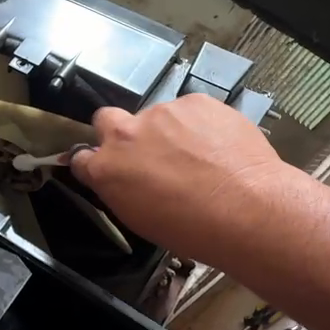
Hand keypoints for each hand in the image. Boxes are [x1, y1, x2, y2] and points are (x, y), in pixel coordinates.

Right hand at [70, 94, 303, 264]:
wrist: (248, 209)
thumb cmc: (192, 228)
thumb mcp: (139, 218)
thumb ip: (120, 188)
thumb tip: (123, 177)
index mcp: (105, 168)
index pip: (81, 157)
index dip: (96, 162)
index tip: (112, 169)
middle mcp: (125, 134)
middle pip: (106, 119)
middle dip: (119, 131)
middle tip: (148, 152)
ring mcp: (161, 113)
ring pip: (157, 116)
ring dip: (169, 131)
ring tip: (200, 156)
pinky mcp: (195, 102)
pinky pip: (191, 110)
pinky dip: (200, 124)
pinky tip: (219, 146)